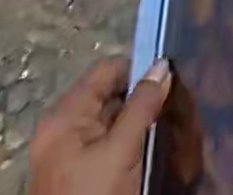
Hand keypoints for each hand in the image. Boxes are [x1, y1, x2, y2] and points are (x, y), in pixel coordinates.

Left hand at [27, 57, 171, 194]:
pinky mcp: (78, 166)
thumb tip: (163, 65)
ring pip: (111, 113)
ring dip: (137, 113)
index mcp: (64, 117)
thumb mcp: (123, 148)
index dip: (137, 69)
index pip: (106, 70)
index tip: (167, 78)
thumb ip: (143, 103)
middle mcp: (62, 127)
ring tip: (163, 118)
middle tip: (169, 99)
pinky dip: (129, 132)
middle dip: (140, 92)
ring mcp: (68, 149)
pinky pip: (108, 135)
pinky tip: (148, 139)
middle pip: (108, 91)